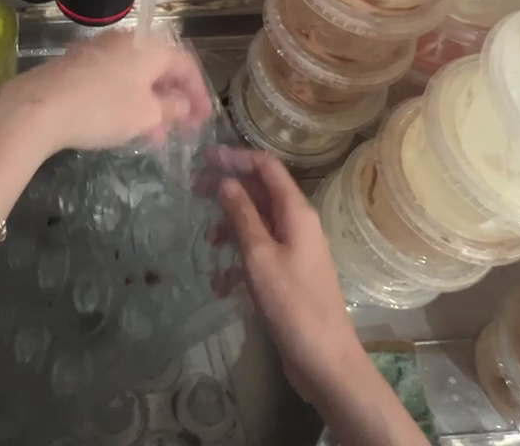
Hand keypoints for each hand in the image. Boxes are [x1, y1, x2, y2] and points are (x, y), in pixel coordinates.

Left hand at [0, 30, 212, 156]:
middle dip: (173, 97)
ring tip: (154, 135)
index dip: (198, 91)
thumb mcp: (146, 115)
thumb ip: (171, 108)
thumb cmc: (102, 109)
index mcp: (149, 47)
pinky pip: (113, 78)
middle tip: (182, 127)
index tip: (204, 118)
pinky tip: (124, 124)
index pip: (185, 63)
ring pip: (135, 74)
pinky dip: (126, 98)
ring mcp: (98, 50)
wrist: (40, 106)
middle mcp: (125, 41)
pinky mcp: (77, 63)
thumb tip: (183, 104)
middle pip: (159, 65)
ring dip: (150, 102)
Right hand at [218, 150, 364, 408]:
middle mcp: (298, 223)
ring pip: (257, 222)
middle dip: (228, 188)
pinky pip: (260, 251)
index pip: (267, 167)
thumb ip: (242, 214)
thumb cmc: (292, 303)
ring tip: (206, 241)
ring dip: (230, 225)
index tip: (205, 157)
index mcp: (296, 211)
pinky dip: (240, 257)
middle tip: (193, 188)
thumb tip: (226, 181)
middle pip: (260, 191)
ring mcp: (295, 249)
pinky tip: (221, 282)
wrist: (326, 361)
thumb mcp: (259, 255)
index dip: (237, 157)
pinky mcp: (290, 274)